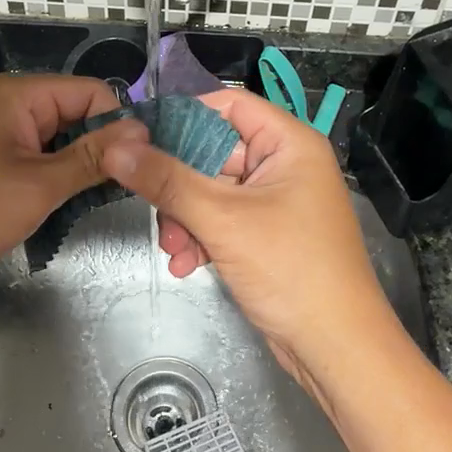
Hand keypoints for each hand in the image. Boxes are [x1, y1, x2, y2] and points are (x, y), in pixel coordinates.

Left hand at [0, 74, 146, 288]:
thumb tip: (143, 131)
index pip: (94, 93)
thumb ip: (93, 157)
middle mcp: (7, 101)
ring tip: (88, 203)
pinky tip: (53, 203)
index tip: (139, 169)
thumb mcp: (38, 186)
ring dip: (74, 166)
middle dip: (99, 149)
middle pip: (75, 113)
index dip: (120, 127)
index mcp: (20, 94)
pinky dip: (48, 174)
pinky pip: (31, 153)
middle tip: (120, 193)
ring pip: (55, 137)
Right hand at [100, 88, 396, 382]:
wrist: (336, 347)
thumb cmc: (290, 269)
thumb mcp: (222, 220)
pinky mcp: (266, 235)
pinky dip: (201, 237)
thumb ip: (167, 180)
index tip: (138, 137)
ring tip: (173, 247)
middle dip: (178, 183)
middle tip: (151, 206)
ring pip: (211, 190)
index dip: (183, 116)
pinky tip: (186, 264)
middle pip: (213, 151)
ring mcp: (275, 201)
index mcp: (290, 143)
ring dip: (184, 217)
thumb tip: (115, 148)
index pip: (228, 104)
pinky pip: (222, 220)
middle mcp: (285, 164)